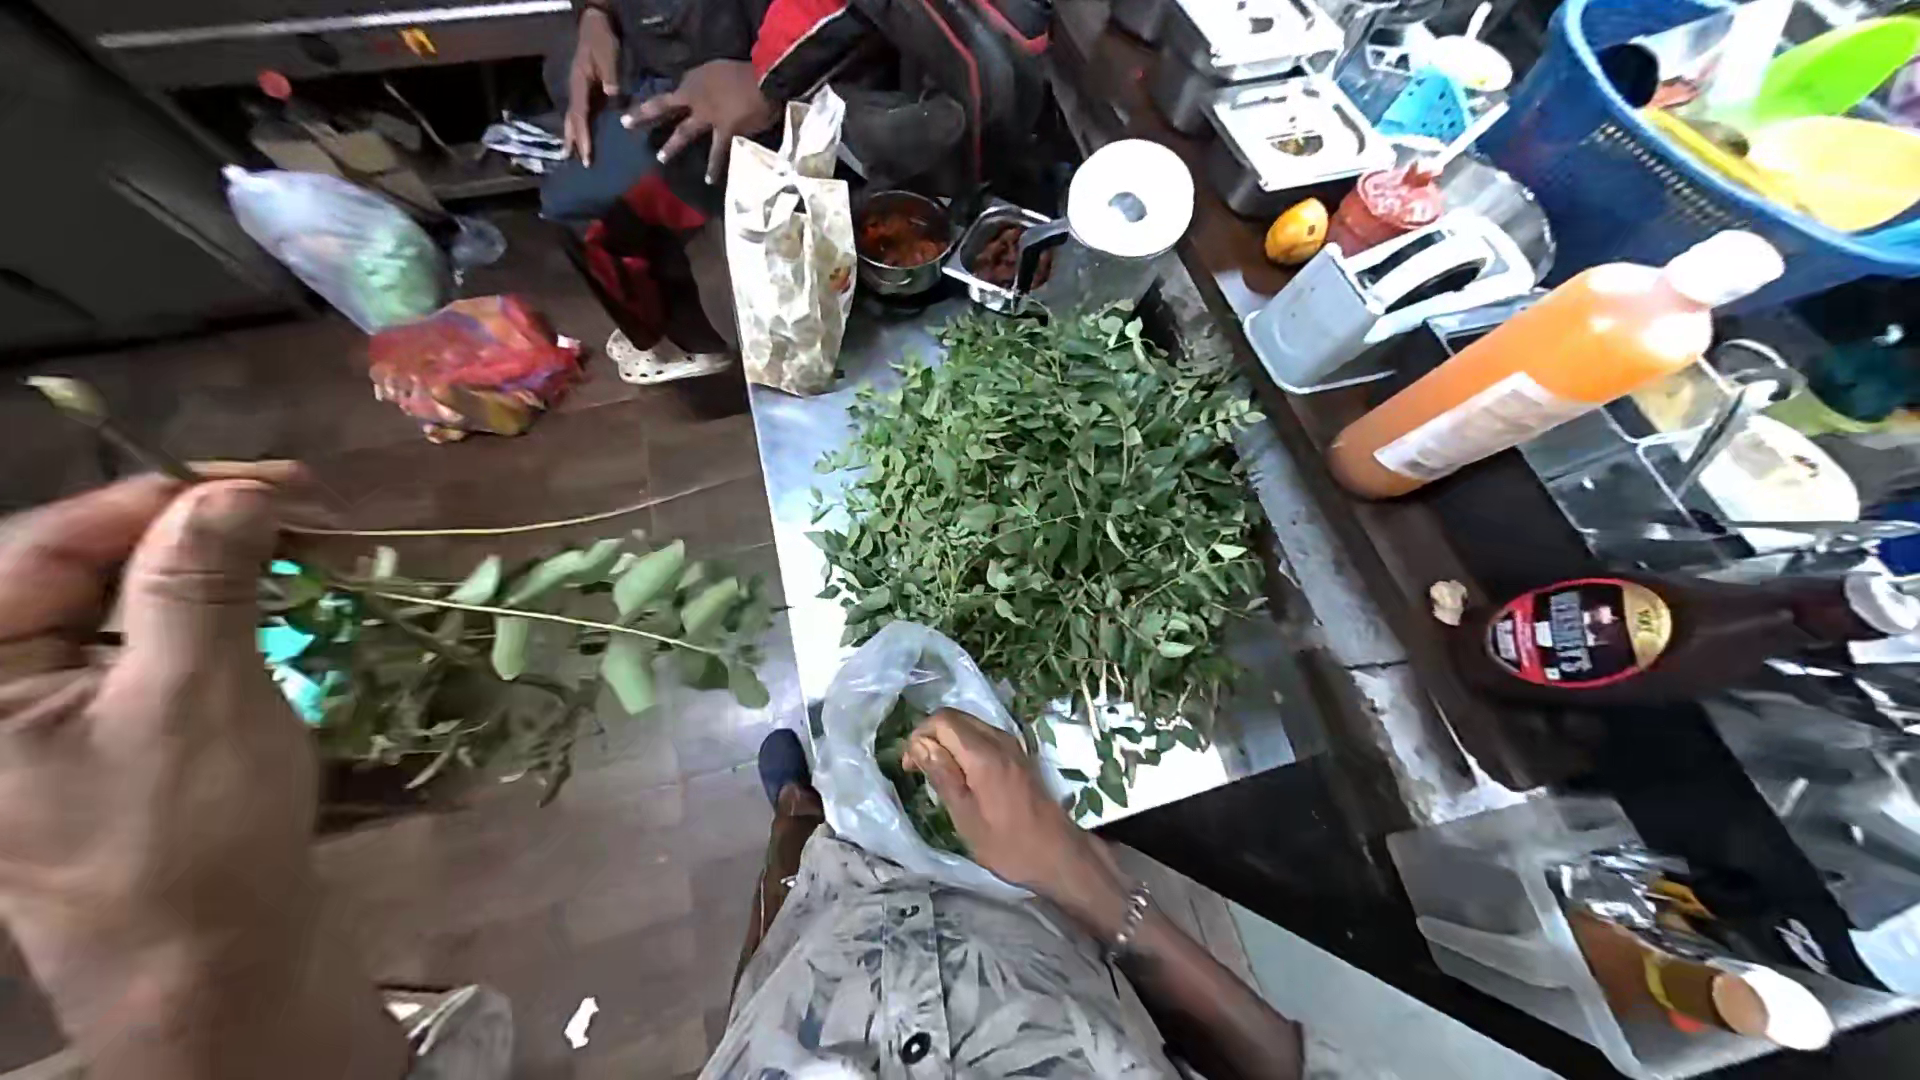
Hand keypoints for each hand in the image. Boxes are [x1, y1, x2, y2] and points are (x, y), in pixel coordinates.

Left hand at [0, 470, 402, 1078]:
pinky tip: (278, 594)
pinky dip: (224, 601)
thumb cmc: (190, 826)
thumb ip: (201, 587)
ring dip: (221, 561)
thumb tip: (237, 492)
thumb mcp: (196, 699)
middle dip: (201, 527)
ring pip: (127, 591)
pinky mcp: (100, 708)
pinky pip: (154, 629)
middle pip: (84, 562)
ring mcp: (36, 694)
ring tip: (308, 547)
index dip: (169, 498)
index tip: (286, 481)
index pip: (48, 542)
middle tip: (308, 511)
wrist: (211, 938)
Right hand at [565, 7, 620, 166]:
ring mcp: (579, 92)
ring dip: (574, 138)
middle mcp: (576, 90)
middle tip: (578, 163)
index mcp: (579, 84)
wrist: (597, 27)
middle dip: (575, 142)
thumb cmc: (603, 43)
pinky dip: (580, 129)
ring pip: (574, 119)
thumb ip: (611, 79)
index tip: (586, 155)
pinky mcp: (587, 93)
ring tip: (571, 157)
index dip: (583, 137)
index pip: (580, 116)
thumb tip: (613, 97)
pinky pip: (582, 115)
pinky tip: (582, 141)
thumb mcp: (608, 57)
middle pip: (572, 120)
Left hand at [623, 59, 776, 184]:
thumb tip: (709, 99)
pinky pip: (717, 153)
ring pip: (684, 132)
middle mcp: (694, 97)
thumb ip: (710, 86)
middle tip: (625, 124)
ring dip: (671, 146)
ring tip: (660, 158)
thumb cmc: (745, 73)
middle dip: (643, 115)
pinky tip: (708, 180)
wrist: (763, 80)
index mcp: (693, 80)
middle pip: (664, 107)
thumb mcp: (719, 72)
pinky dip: (713, 168)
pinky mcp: (724, 132)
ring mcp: (707, 116)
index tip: (649, 108)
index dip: (663, 99)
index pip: (674, 91)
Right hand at [905, 709, 1132, 936]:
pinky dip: (964, 744)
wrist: (1058, 853)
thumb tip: (919, 745)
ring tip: (937, 773)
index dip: (919, 737)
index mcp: (983, 754)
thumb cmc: (1008, 844)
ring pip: (969, 724)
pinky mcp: (1017, 753)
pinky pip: (983, 735)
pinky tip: (961, 773)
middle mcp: (999, 739)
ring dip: (947, 740)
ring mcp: (1011, 744)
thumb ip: (942, 775)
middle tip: (919, 768)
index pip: (942, 720)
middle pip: (955, 717)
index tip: (911, 767)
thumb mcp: (966, 817)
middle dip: (931, 735)